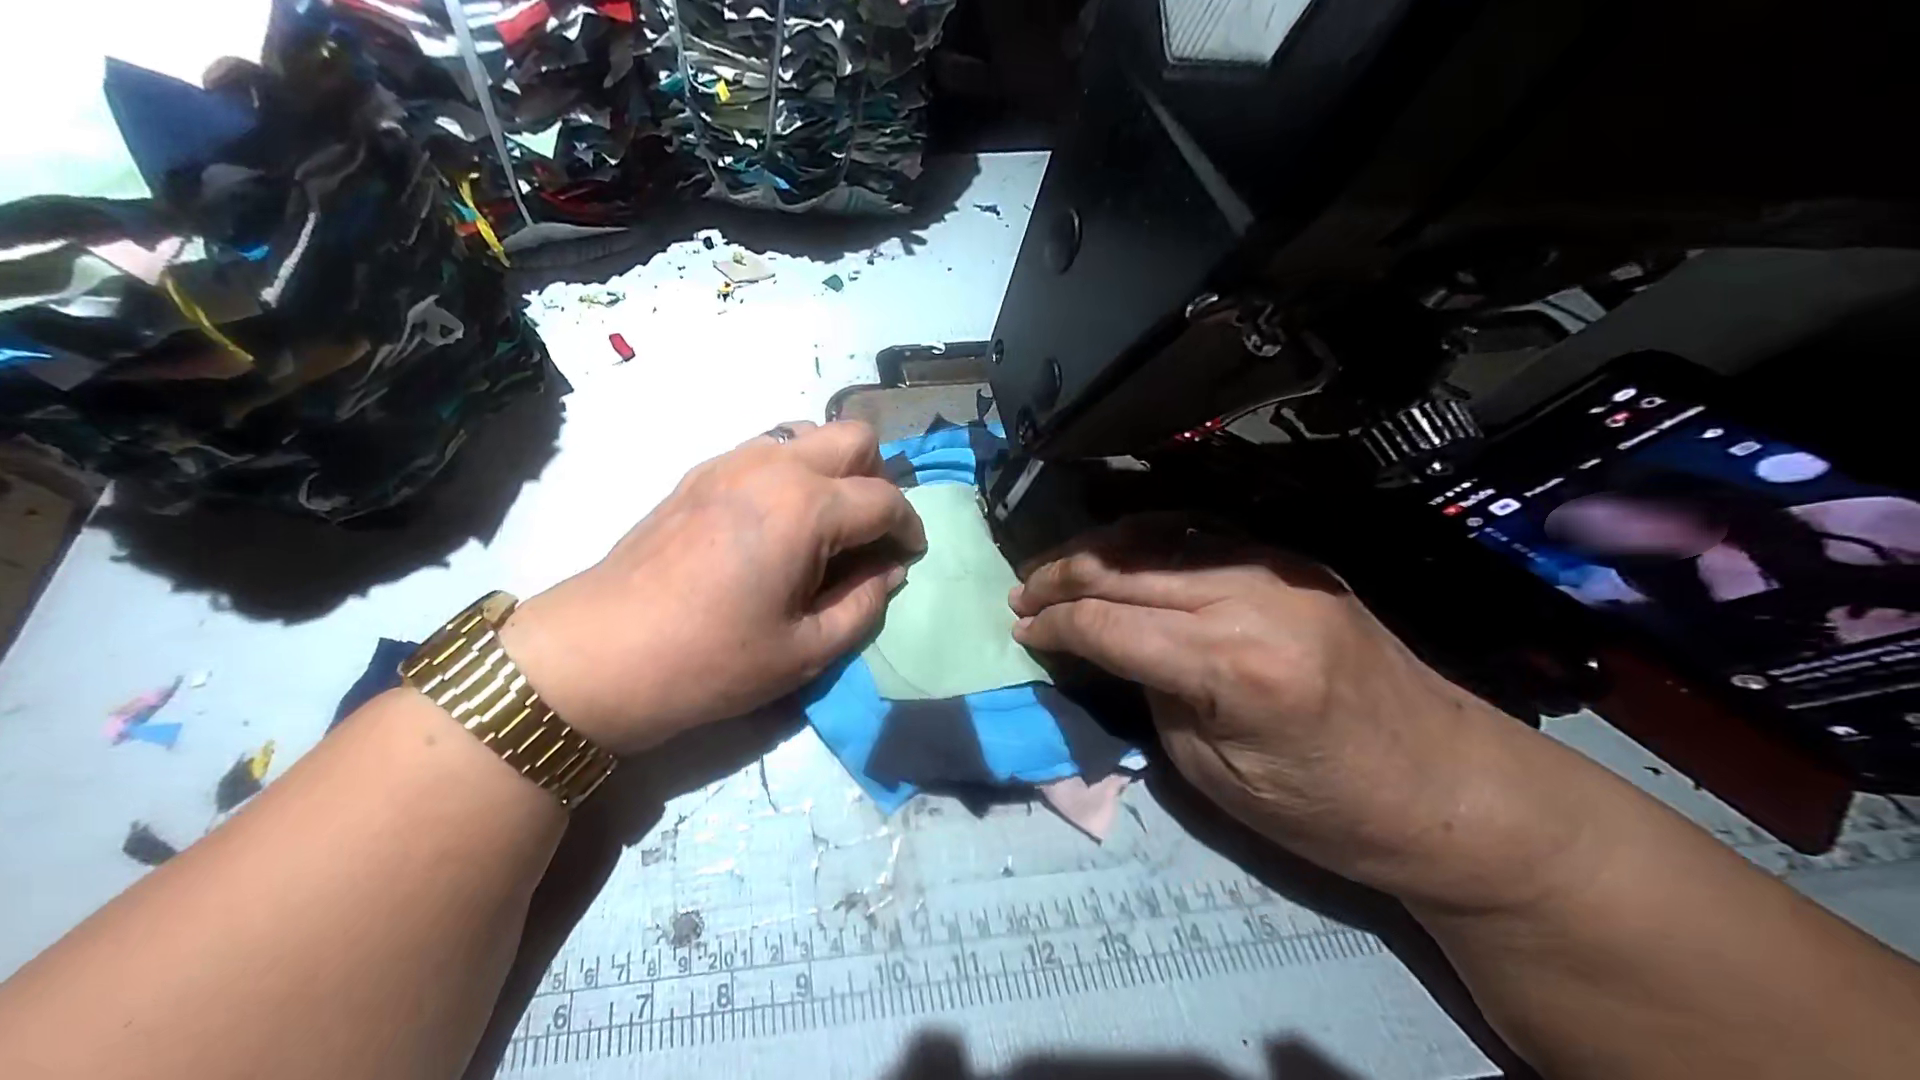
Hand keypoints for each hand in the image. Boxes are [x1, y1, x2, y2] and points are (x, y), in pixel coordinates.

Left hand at [498, 421, 923, 754]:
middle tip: (869, 532)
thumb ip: (864, 604)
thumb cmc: (710, 661)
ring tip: (827, 523)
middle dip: (878, 478)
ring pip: (809, 433)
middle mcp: (774, 466)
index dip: (910, 527)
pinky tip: (779, 522)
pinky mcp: (700, 471)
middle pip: (855, 437)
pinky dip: (794, 471)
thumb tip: (890, 570)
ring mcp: (731, 460)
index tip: (910, 556)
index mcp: (806, 508)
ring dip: (835, 468)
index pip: (885, 499)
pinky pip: (768, 448)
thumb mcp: (805, 650)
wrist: (598, 655)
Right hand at [1010, 517, 1588, 912]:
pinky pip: (1201, 537)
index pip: (1109, 624)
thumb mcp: (1214, 772)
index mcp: (1232, 664)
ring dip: (1097, 549)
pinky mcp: (1294, 562)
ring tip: (1054, 569)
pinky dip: (1147, 541)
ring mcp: (1278, 568)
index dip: (1053, 625)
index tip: (1018, 629)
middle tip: (1019, 592)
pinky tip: (1119, 553)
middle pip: (1126, 568)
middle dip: (1061, 578)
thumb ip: (1154, 692)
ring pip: (1159, 537)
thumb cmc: (1327, 810)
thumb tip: (1106, 647)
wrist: (1451, 790)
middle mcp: (1252, 595)